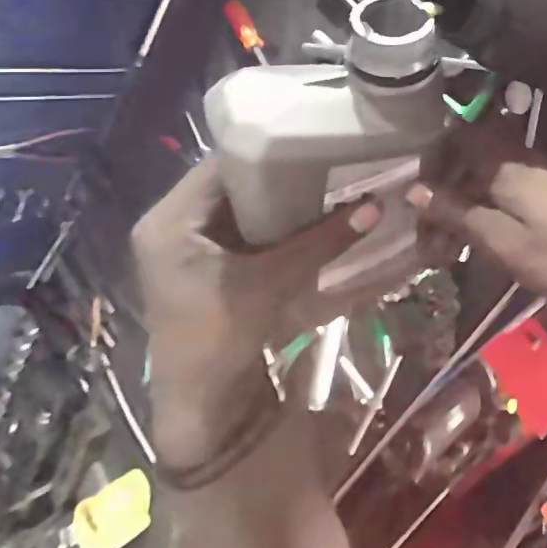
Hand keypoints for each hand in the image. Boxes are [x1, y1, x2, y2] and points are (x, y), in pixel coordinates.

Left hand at [132, 157, 381, 462]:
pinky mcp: (205, 259)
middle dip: (278, 169)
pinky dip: (273, 216)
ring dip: (278, 193)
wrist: (202, 409)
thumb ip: (321, 242)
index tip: (312, 138)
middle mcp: (171, 223)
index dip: (266, 148)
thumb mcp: (272, 284)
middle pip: (231, 179)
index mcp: (169, 221)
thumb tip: (377, 205)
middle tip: (326, 155)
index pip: (221, 163)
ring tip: (325, 175)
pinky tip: (309, 210)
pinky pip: (242, 223)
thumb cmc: (221, 340)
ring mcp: (186, 242)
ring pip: (240, 201)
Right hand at [419, 162, 546, 302]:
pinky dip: (480, 213)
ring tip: (444, 250)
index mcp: (508, 166)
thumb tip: (415, 190)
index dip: (431, 161)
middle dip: (441, 193)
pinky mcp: (543, 195)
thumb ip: (460, 214)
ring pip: (482, 179)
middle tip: (427, 239)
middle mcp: (519, 162)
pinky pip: (500, 192)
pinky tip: (472, 244)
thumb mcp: (505, 242)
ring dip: (459, 207)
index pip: (458, 139)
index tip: (414, 197)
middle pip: (467, 161)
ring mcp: (534, 177)